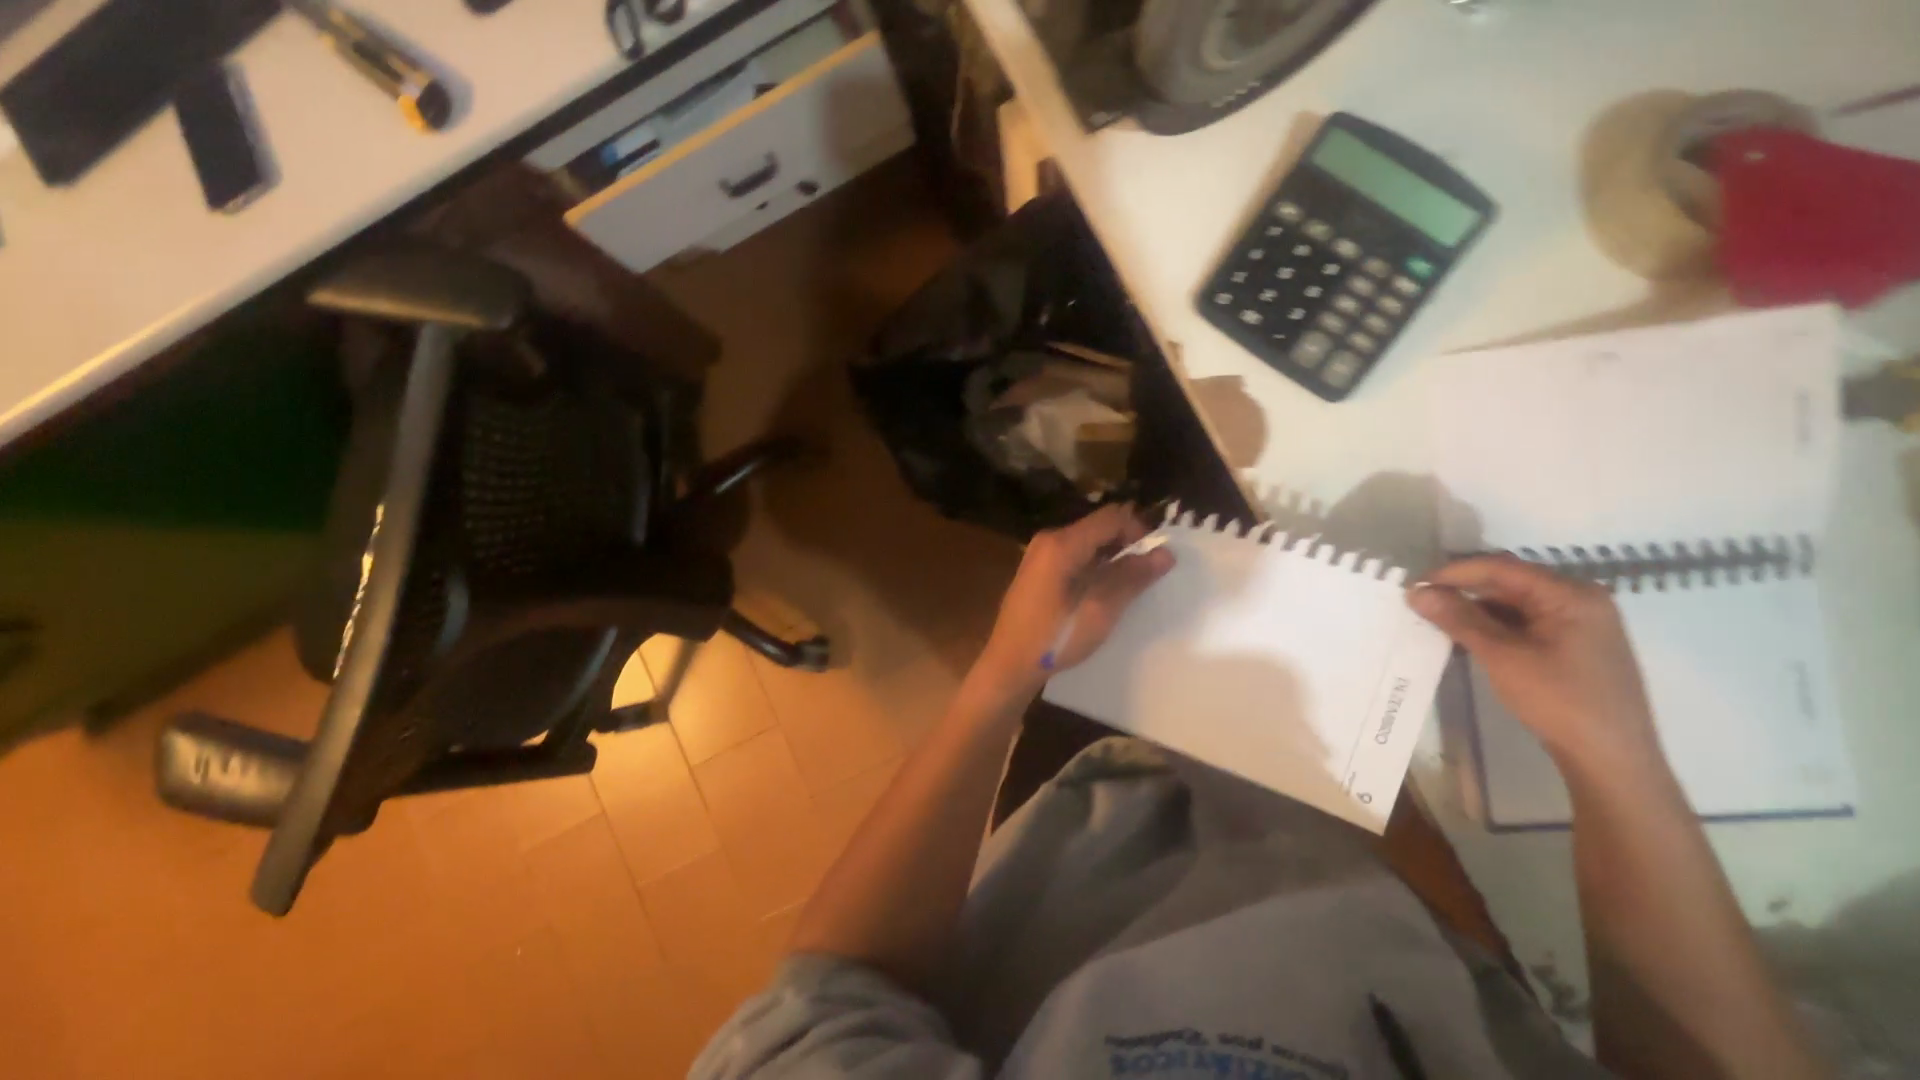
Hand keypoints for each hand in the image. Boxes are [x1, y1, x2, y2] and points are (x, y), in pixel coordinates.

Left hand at [971, 504, 1175, 701]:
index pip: (1112, 517)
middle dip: (1127, 547)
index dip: (1140, 532)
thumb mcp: (1099, 611)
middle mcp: (1049, 540)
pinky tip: (1101, 595)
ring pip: (1088, 543)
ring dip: (1111, 560)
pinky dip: (1094, 568)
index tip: (1154, 561)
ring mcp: (1040, 554)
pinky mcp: (1038, 570)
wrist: (1008, 665)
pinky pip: (1075, 557)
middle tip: (1145, 578)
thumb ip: (1132, 578)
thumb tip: (1165, 554)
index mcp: (1062, 544)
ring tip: (1126, 590)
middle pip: (1099, 528)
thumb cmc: (1054, 638)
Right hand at [1407, 554, 1664, 772]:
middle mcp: (1581, 600)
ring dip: (1478, 611)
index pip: (1503, 568)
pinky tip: (1472, 640)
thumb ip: (1460, 619)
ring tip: (1439, 622)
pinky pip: (1529, 624)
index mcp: (1571, 594)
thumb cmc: (1559, 701)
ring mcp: (1582, 624)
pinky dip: (1498, 628)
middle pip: (1512, 584)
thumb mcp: (1503, 657)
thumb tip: (1417, 591)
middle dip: (1465, 591)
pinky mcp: (1577, 646)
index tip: (1416, 584)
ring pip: (1518, 605)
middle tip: (1423, 603)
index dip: (1455, 572)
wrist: (1612, 758)